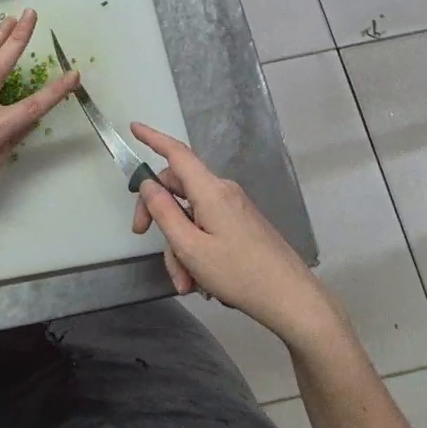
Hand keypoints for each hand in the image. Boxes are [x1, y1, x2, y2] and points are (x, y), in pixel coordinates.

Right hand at [129, 124, 341, 348]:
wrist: (292, 299)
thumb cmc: (239, 273)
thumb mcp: (190, 247)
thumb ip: (164, 212)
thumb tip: (147, 184)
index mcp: (210, 191)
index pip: (176, 154)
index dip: (153, 138)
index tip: (134, 128)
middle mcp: (223, 192)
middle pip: (177, 189)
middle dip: (159, 218)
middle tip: (143, 238)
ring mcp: (234, 208)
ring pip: (191, 216)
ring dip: (180, 246)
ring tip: (186, 282)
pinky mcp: (242, 225)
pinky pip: (207, 227)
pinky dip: (197, 250)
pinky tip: (202, 281)